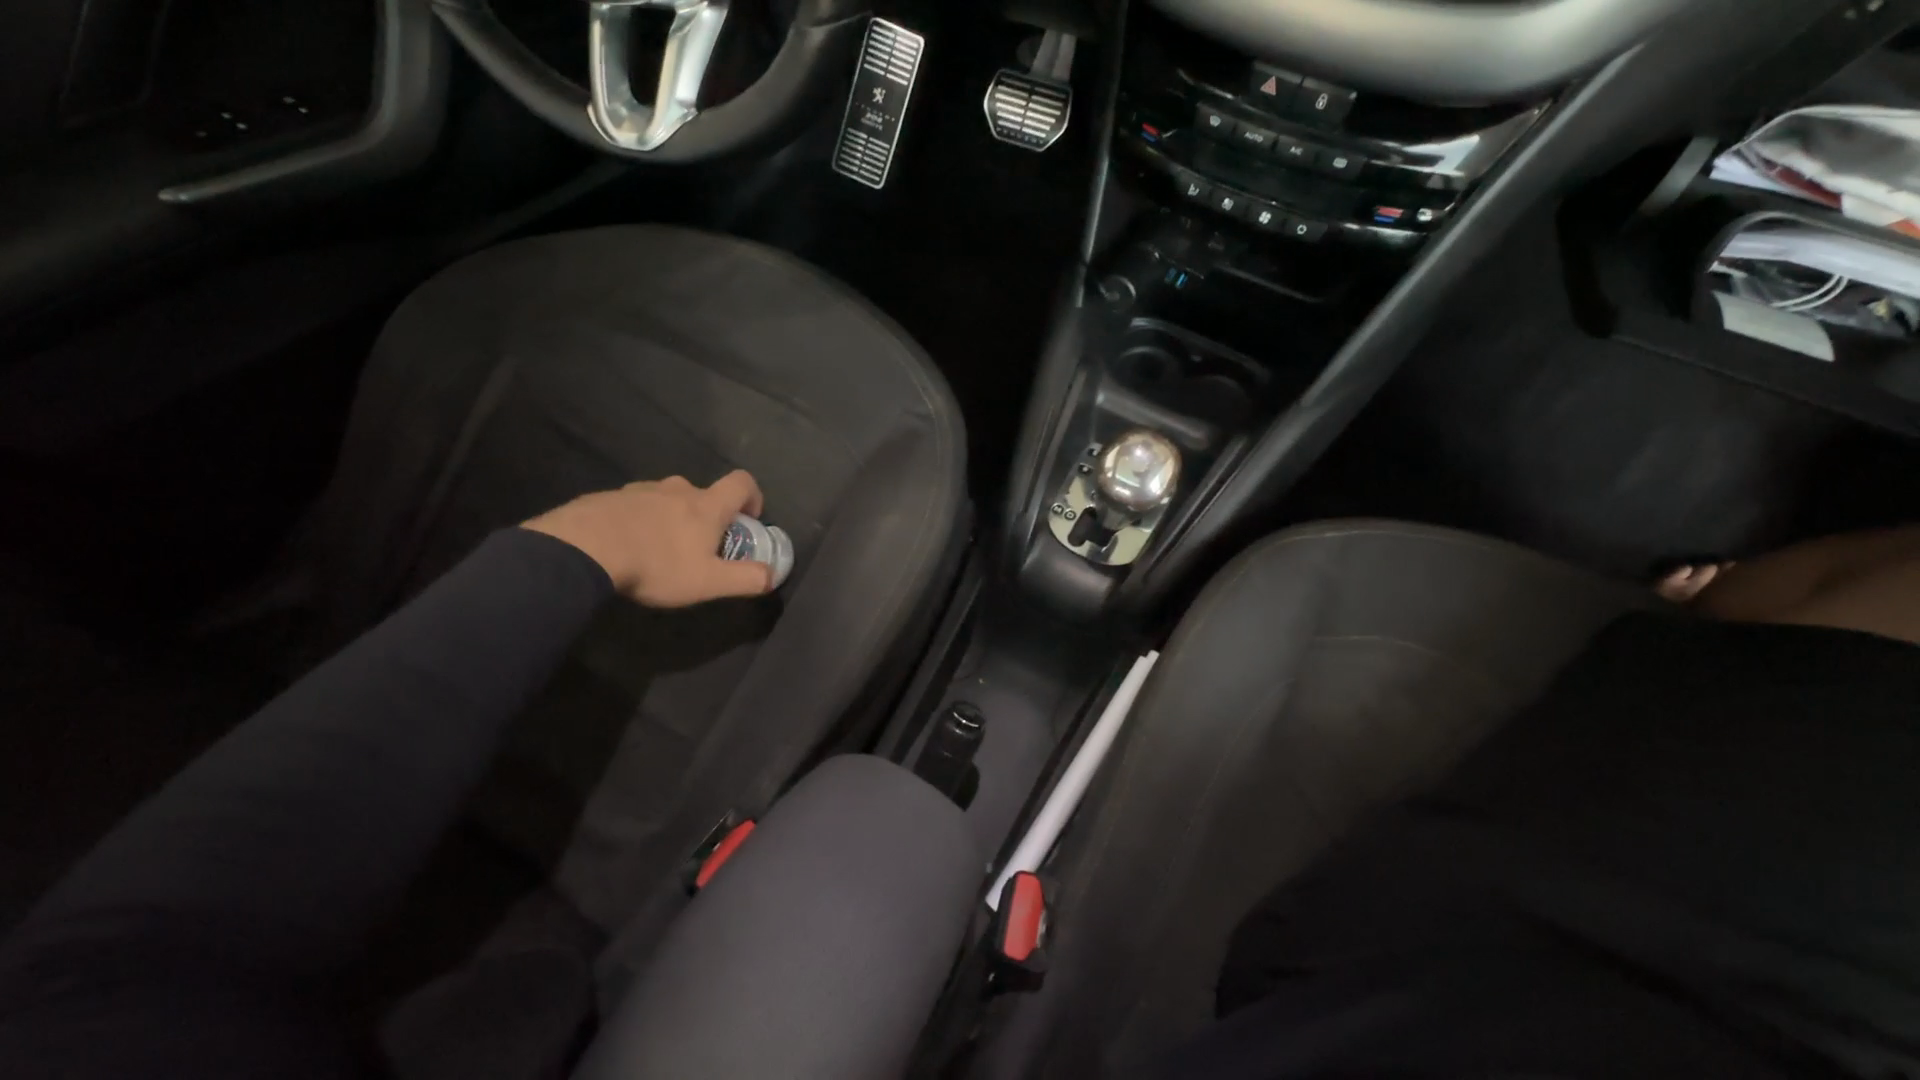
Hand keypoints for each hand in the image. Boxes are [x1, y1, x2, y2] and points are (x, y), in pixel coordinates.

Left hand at [522, 471, 772, 606]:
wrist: (585, 549)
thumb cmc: (657, 564)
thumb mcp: (708, 582)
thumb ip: (746, 579)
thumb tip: (772, 575)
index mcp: (706, 505)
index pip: (741, 482)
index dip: (753, 496)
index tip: (749, 519)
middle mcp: (676, 489)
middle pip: (702, 492)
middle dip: (707, 515)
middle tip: (700, 546)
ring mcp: (640, 490)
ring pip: (666, 498)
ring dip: (671, 517)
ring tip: (660, 549)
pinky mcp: (609, 497)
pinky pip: (634, 505)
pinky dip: (639, 521)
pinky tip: (627, 547)